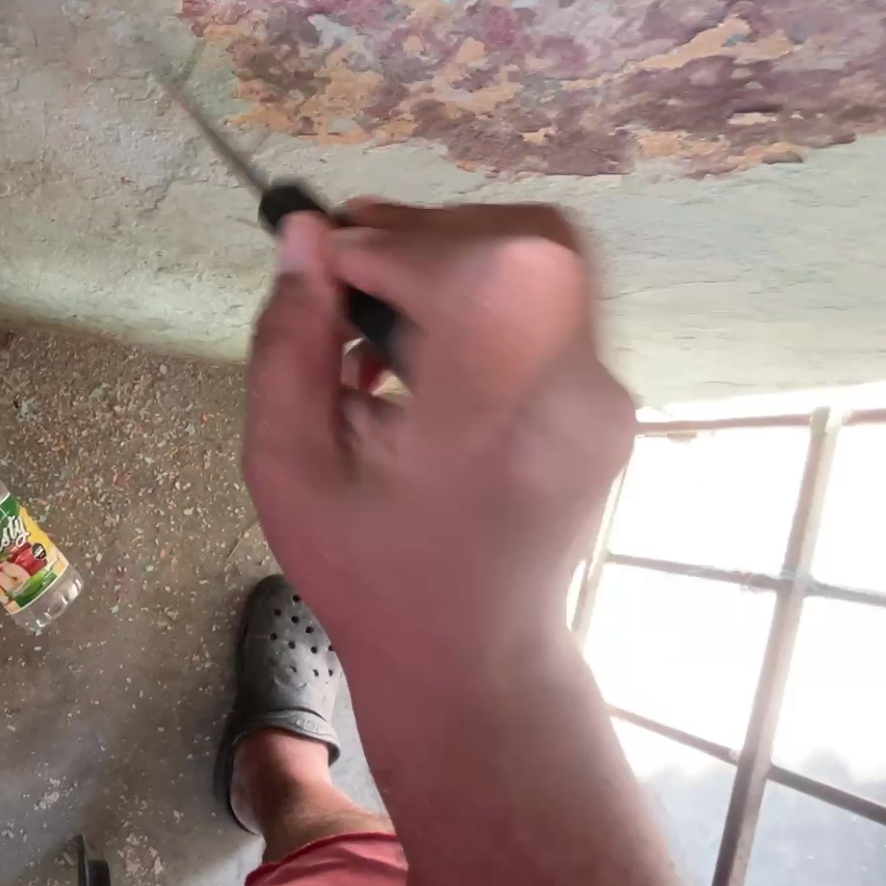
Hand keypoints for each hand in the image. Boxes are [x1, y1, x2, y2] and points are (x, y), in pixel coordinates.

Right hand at [242, 202, 633, 676]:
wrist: (465, 650)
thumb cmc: (359, 569)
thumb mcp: (284, 465)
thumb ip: (286, 348)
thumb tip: (302, 238)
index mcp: (492, 430)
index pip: (486, 272)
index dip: (394, 242)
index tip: (320, 260)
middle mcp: (575, 401)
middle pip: (529, 244)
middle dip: (420, 234)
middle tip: (338, 268)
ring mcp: (602, 397)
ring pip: (540, 261)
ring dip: (440, 259)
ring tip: (362, 312)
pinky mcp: (597, 397)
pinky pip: (538, 303)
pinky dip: (465, 293)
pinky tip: (404, 348)